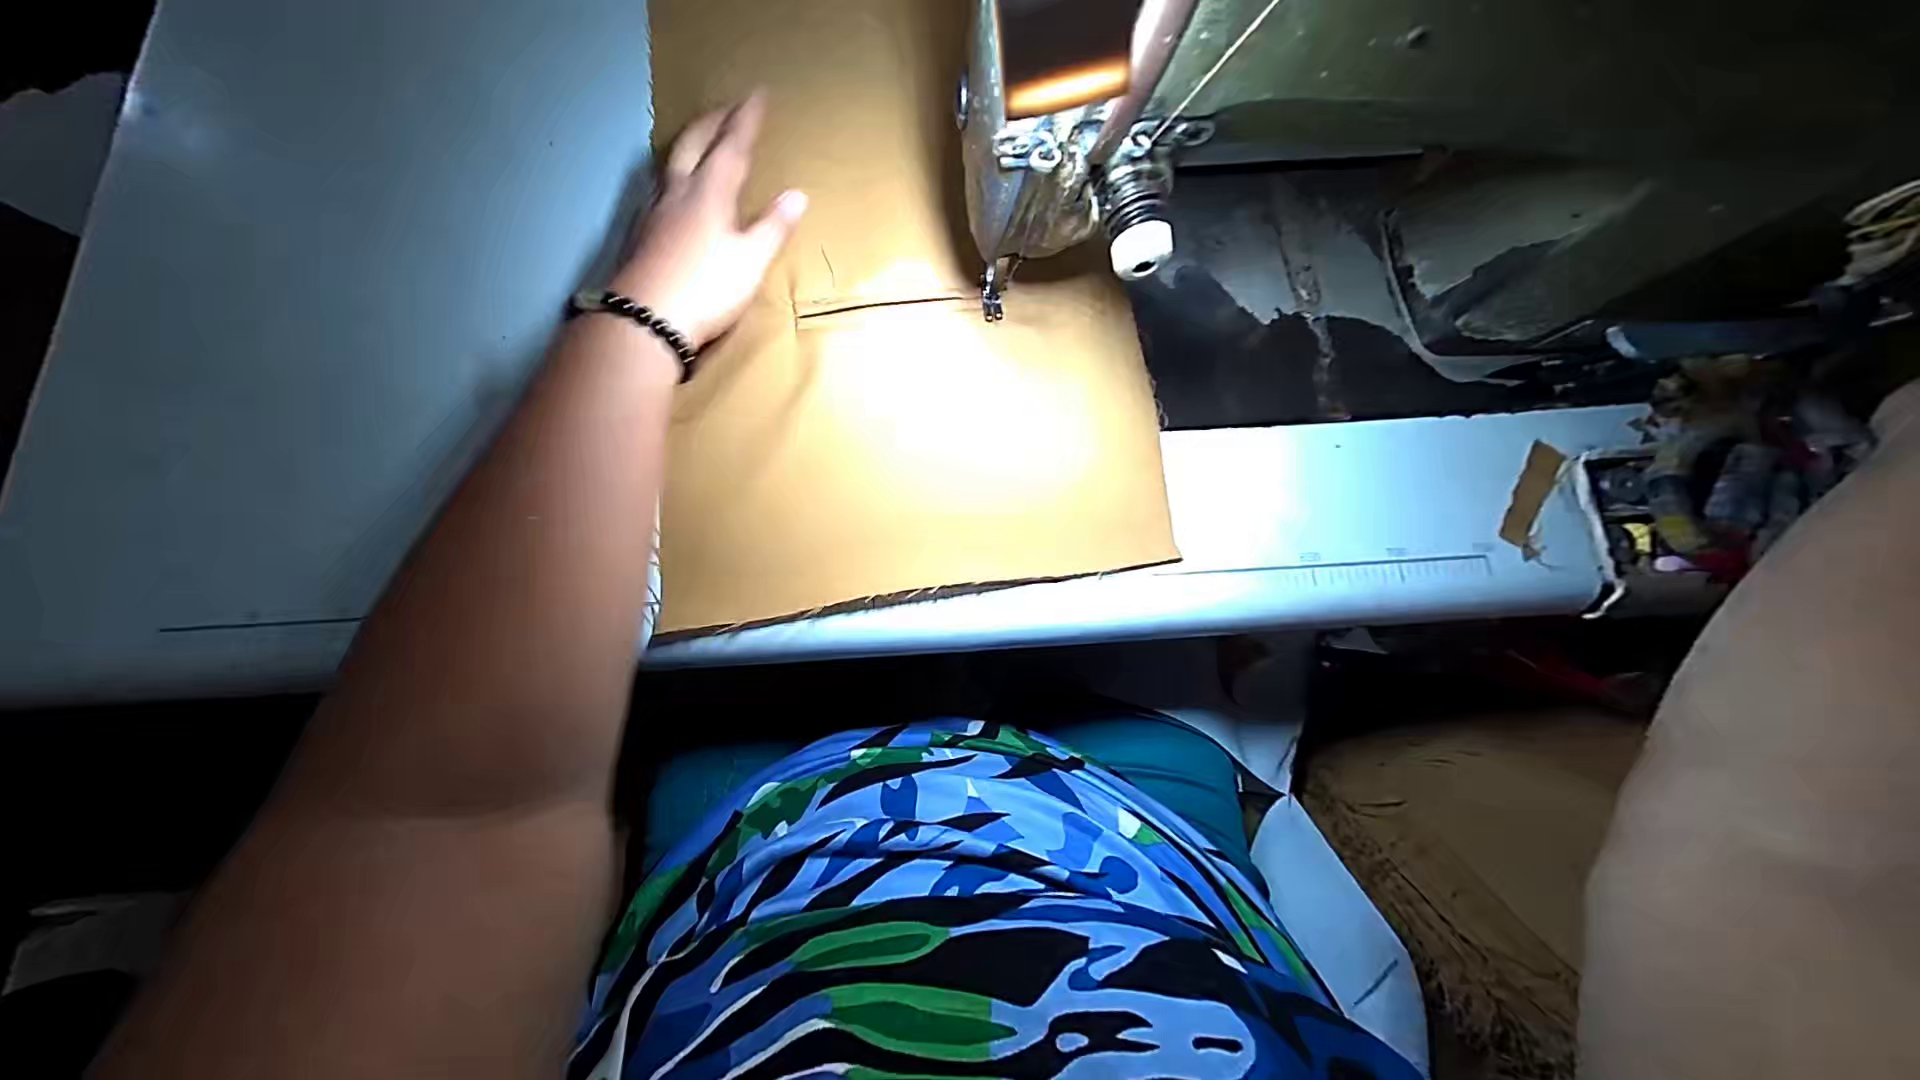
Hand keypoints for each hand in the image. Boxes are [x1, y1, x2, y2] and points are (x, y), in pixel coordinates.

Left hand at [610, 94, 807, 348]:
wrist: (648, 318)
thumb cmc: (707, 289)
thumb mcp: (751, 261)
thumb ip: (772, 227)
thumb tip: (797, 196)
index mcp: (710, 192)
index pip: (731, 146)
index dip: (745, 120)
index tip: (757, 95)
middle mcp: (679, 191)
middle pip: (695, 144)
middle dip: (714, 122)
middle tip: (728, 109)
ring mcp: (656, 210)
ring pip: (672, 163)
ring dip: (689, 144)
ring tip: (699, 140)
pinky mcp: (644, 232)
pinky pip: (661, 187)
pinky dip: (674, 174)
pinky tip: (675, 189)